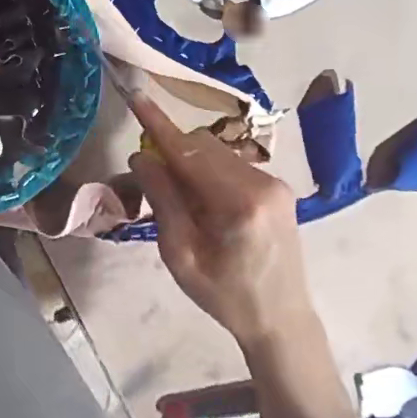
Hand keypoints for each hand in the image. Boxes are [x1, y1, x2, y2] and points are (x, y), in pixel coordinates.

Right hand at [127, 90, 316, 348]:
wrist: (281, 321)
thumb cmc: (225, 295)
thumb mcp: (180, 254)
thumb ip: (162, 199)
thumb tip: (143, 157)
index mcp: (238, 203)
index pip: (188, 151)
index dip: (157, 124)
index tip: (135, 95)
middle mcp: (261, 183)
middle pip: (201, 145)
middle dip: (170, 151)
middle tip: (150, 181)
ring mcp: (273, 183)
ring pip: (215, 151)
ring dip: (188, 162)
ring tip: (181, 201)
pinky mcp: (276, 188)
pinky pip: (229, 163)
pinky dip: (206, 172)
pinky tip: (203, 203)